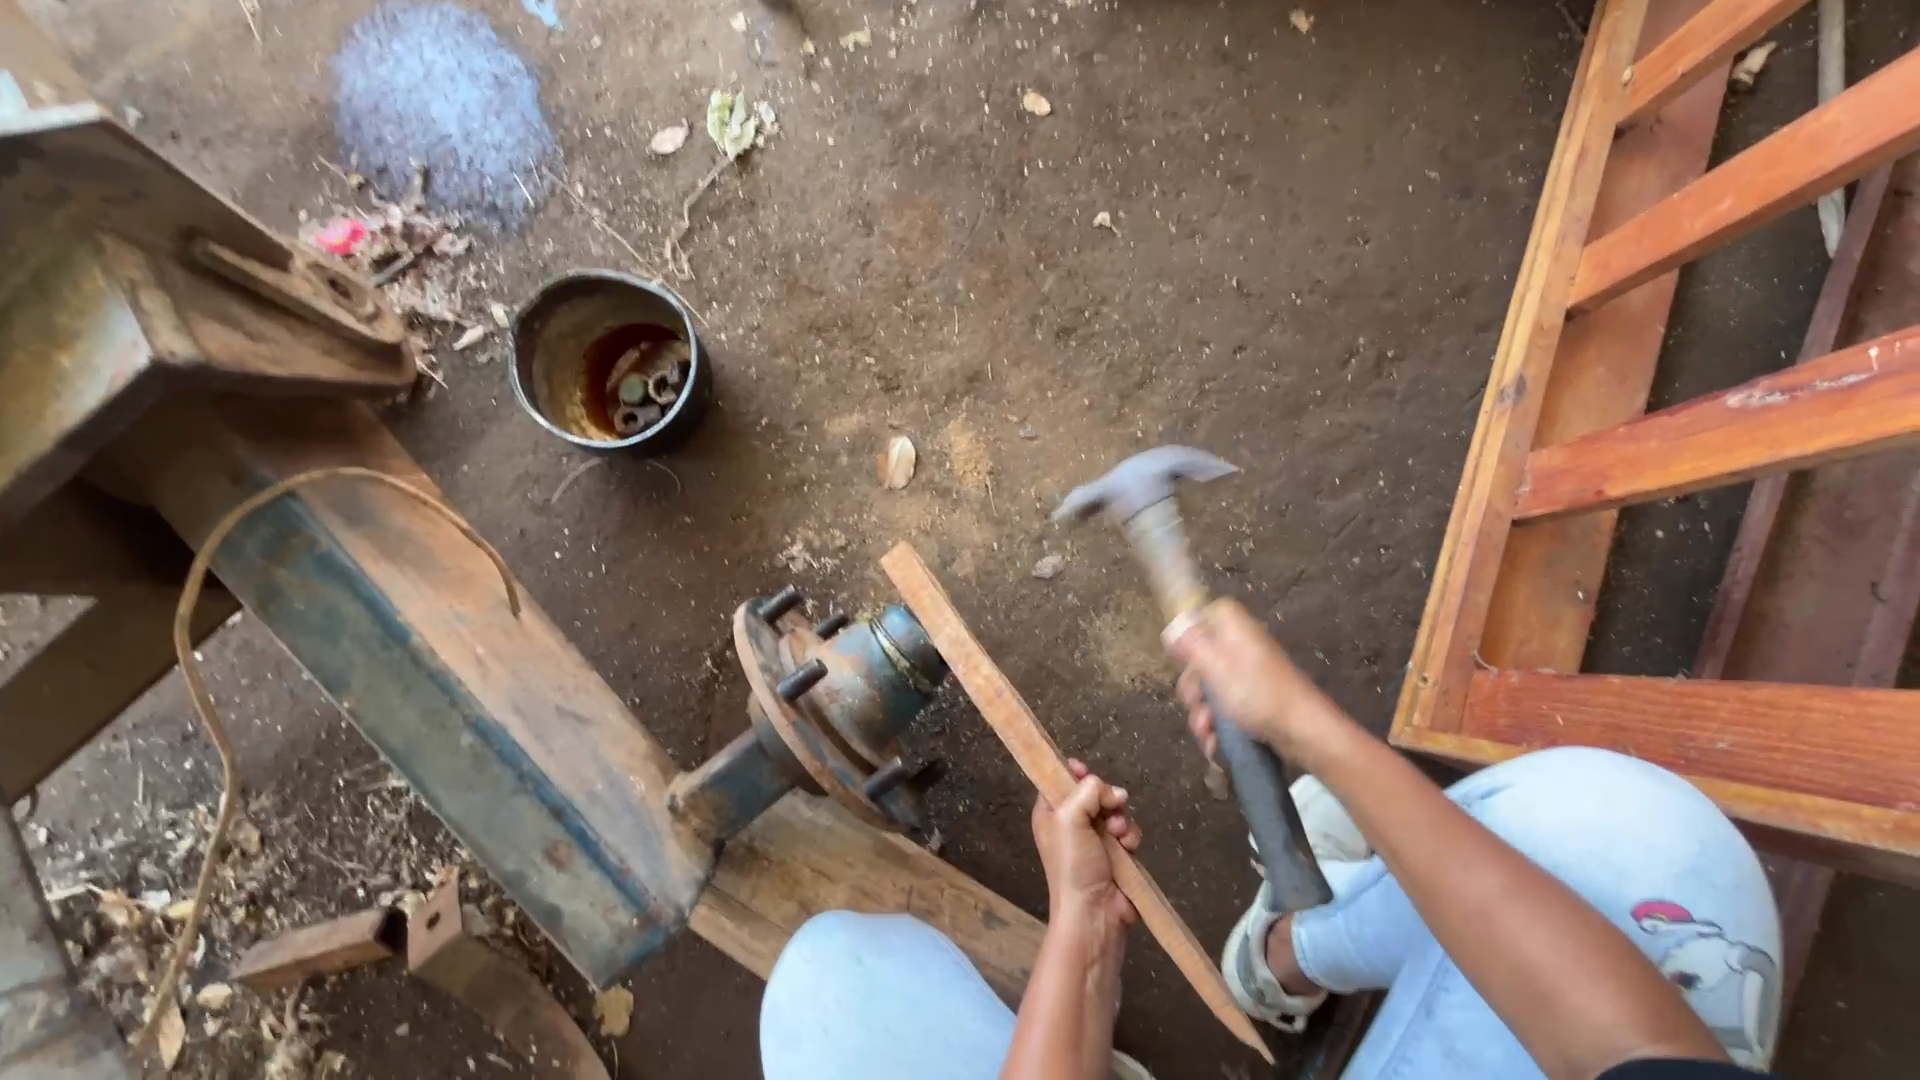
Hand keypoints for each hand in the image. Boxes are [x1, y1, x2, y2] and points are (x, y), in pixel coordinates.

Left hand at [1032, 760, 1140, 928]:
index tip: (1084, 770)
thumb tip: (1112, 791)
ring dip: (1120, 818)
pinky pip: (1128, 832)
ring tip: (1118, 833)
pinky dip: (1130, 836)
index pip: (1058, 781)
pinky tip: (1128, 847)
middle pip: (1092, 793)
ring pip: (1114, 811)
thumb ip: (1087, 791)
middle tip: (1111, 805)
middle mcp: (1071, 824)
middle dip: (1106, 797)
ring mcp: (1095, 840)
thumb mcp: (1069, 818)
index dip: (1072, 773)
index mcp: (1051, 814)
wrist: (1094, 913)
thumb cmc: (1073, 864)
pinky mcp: (1116, 855)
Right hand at [1165, 598, 1351, 762]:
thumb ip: (1190, 644)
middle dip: (1193, 687)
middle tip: (1197, 702)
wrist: (1304, 732)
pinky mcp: (1252, 700)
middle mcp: (1240, 648)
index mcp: (1234, 630)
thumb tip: (1171, 625)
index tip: (1185, 657)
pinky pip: (1223, 707)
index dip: (1191, 634)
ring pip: (1209, 688)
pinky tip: (1215, 741)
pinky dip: (1216, 724)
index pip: (1207, 614)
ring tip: (1208, 731)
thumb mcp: (1216, 667)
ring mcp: (1246, 675)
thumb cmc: (1259, 695)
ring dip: (1202, 712)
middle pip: (1200, 657)